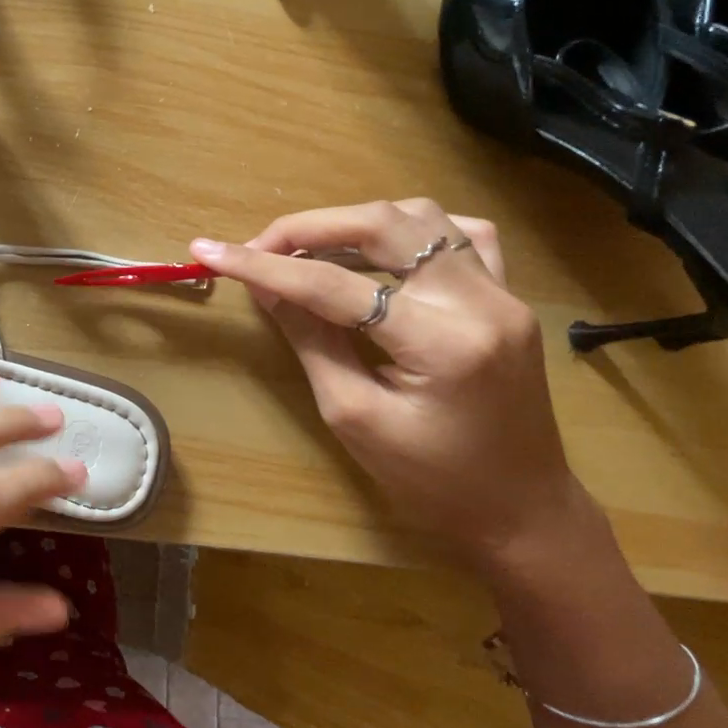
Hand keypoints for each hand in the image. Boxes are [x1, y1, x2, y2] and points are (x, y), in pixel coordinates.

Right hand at [188, 199, 589, 568]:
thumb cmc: (428, 478)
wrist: (518, 508)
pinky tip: (377, 251)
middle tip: (257, 247)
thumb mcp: (351, 414)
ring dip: (354, 224)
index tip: (208, 251)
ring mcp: (503, 294)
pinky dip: (410, 231)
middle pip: (384, 226)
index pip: (333, 285)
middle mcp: (482, 302)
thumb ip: (310, 340)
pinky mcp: (507, 298)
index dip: (263, 266)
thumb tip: (265, 288)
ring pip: (422, 218)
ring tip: (307, 250)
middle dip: (308, 228)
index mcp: (442, 342)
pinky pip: (462, 236)